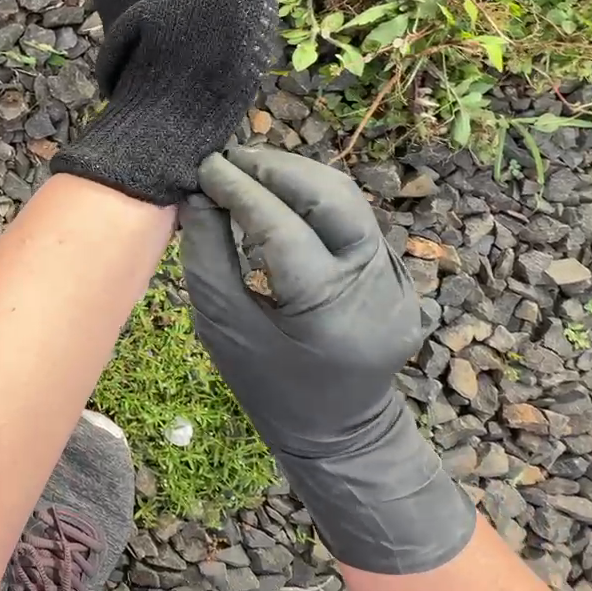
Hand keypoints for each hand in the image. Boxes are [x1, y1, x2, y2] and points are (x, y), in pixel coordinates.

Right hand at [179, 147, 475, 574]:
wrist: (339, 431)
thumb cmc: (266, 384)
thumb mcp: (221, 325)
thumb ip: (207, 256)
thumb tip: (196, 197)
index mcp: (329, 309)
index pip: (281, 226)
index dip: (238, 189)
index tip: (202, 166)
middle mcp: (376, 285)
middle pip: (331, 198)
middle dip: (274, 167)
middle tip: (225, 159)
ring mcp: (395, 278)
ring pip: (348, 200)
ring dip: (294, 175)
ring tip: (244, 169)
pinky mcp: (395, 273)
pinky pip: (352, 218)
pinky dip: (309, 196)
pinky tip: (273, 196)